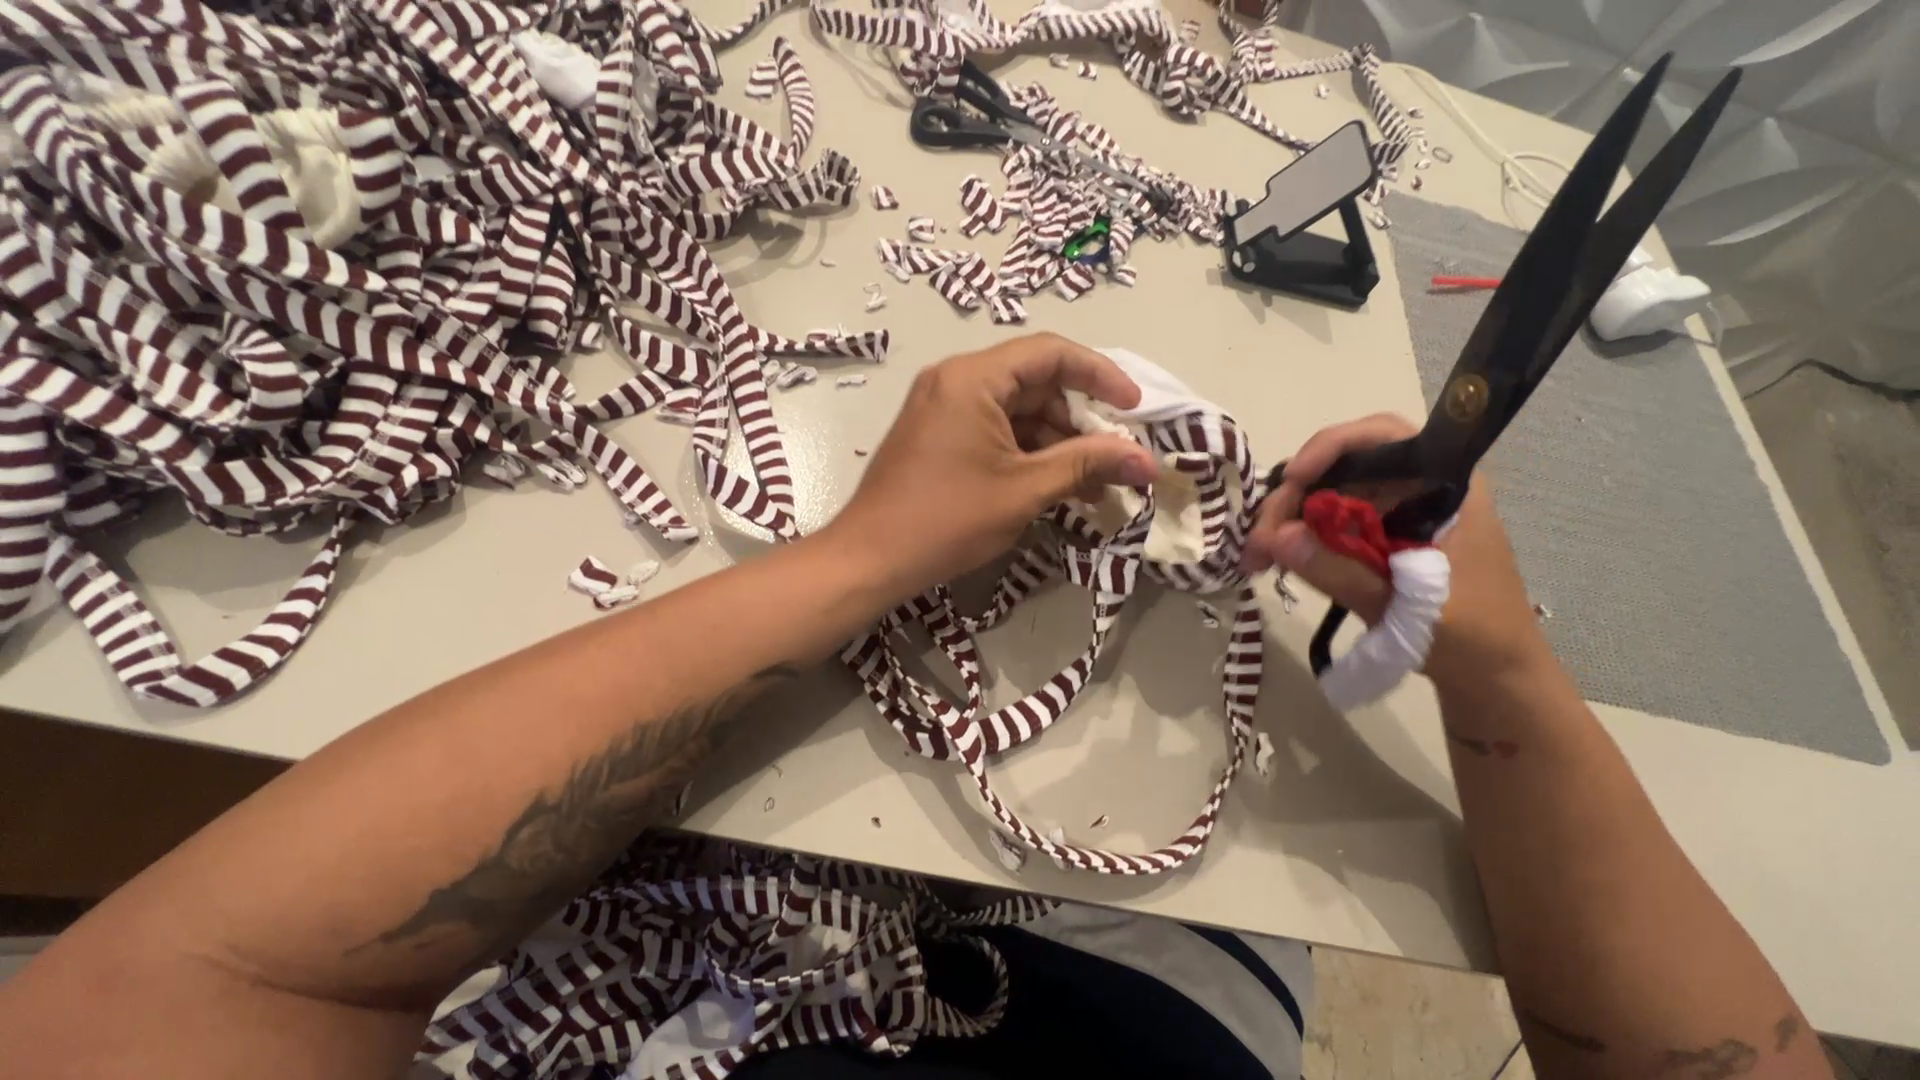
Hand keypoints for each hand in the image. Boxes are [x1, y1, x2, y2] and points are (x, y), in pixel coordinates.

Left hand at [826, 333, 1158, 598]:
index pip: (1050, 352)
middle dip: (1079, 419)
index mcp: (972, 378)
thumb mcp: (1025, 490)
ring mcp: (942, 407)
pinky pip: (995, 429)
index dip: (1100, 375)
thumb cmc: (946, 520)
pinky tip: (1056, 486)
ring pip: (1018, 410)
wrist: (870, 559)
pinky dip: (1027, 453)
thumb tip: (1147, 460)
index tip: (1133, 408)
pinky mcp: (938, 434)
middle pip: (1035, 381)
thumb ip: (1088, 464)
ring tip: (1092, 484)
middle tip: (1115, 456)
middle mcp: (954, 380)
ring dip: (1057, 442)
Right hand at [1242, 413, 1548, 687]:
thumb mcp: (1404, 606)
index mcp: (1447, 486)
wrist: (1497, 677)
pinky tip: (1278, 559)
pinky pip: (1335, 522)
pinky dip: (1303, 536)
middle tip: (1259, 539)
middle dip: (1295, 494)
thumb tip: (1277, 539)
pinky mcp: (1383, 538)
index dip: (1332, 447)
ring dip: (1291, 518)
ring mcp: (1400, 513)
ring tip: (1258, 556)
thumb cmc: (1471, 636)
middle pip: (1345, 466)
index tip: (1293, 478)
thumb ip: (1341, 572)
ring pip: (1332, 493)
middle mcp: (1421, 488)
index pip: (1385, 436)